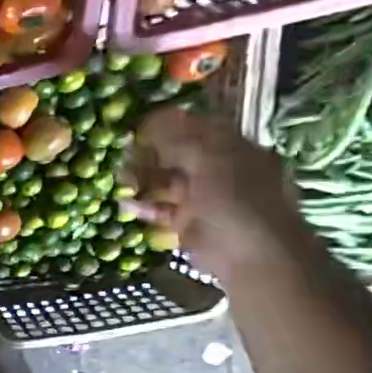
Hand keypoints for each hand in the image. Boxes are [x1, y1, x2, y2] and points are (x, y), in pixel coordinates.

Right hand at [126, 105, 311, 282]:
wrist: (249, 255)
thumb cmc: (236, 200)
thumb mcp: (210, 160)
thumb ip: (180, 139)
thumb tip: (154, 117)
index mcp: (232, 148)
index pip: (195, 127)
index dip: (166, 125)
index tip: (136, 127)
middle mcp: (218, 169)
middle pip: (176, 154)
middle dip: (148, 154)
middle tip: (124, 156)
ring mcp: (203, 197)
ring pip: (165, 182)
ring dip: (142, 180)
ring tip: (122, 182)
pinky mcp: (188, 223)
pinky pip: (161, 209)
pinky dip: (144, 206)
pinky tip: (127, 204)